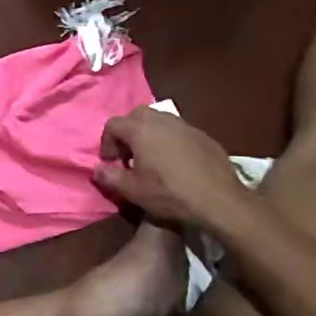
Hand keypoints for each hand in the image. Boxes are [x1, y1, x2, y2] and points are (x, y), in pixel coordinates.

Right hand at [94, 106, 248, 228]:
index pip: (113, 124)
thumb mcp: (133, 191)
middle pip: (136, 115)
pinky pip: (178, 130)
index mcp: (141, 130)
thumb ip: (109, 177)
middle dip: (128, 132)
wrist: (219, 199)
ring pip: (159, 120)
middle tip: (128, 155)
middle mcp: (162, 120)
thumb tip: (96, 169)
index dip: (106, 142)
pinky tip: (175, 162)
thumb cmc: (170, 194)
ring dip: (149, 134)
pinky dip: (170, 140)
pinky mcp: (203, 135)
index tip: (111, 162)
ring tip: (151, 158)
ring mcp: (185, 125)